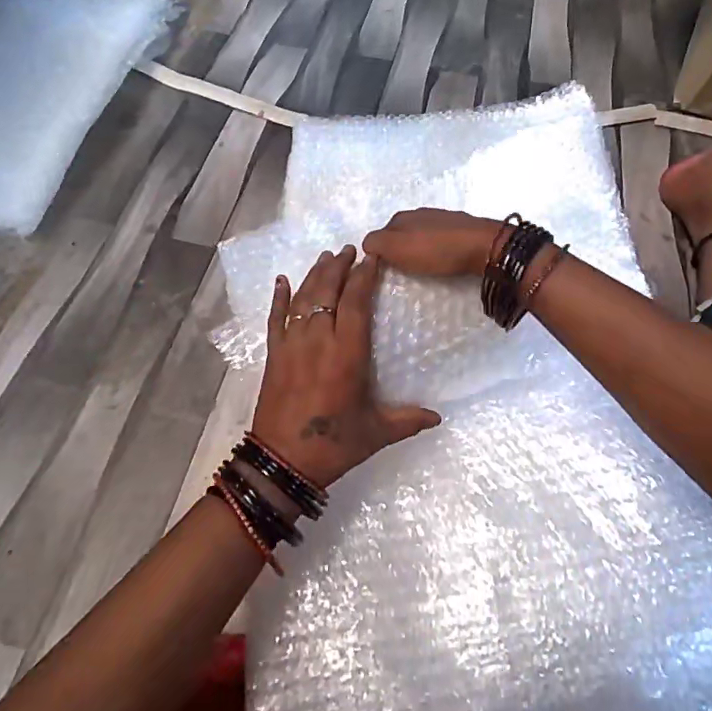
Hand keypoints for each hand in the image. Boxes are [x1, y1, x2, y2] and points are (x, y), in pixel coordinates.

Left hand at [251, 245, 440, 487]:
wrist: (281, 461)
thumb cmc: (334, 445)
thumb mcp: (377, 432)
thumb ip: (408, 420)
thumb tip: (438, 418)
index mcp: (347, 353)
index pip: (356, 302)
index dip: (364, 276)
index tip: (372, 258)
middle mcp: (318, 340)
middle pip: (327, 291)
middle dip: (339, 267)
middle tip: (350, 249)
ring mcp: (291, 345)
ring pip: (302, 299)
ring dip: (314, 275)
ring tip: (326, 257)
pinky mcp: (273, 355)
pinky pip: (275, 318)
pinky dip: (278, 298)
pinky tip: (282, 280)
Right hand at [361, 208, 501, 278]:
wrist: (482, 245)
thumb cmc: (436, 250)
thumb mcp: (396, 247)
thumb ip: (376, 243)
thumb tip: (366, 244)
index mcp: (400, 217)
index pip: (378, 236)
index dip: (380, 254)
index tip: (387, 271)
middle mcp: (418, 213)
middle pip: (399, 236)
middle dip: (399, 251)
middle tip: (405, 271)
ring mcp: (440, 219)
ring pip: (419, 237)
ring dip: (418, 250)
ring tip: (424, 267)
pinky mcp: (459, 228)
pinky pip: (438, 240)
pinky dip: (436, 250)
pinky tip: (443, 259)